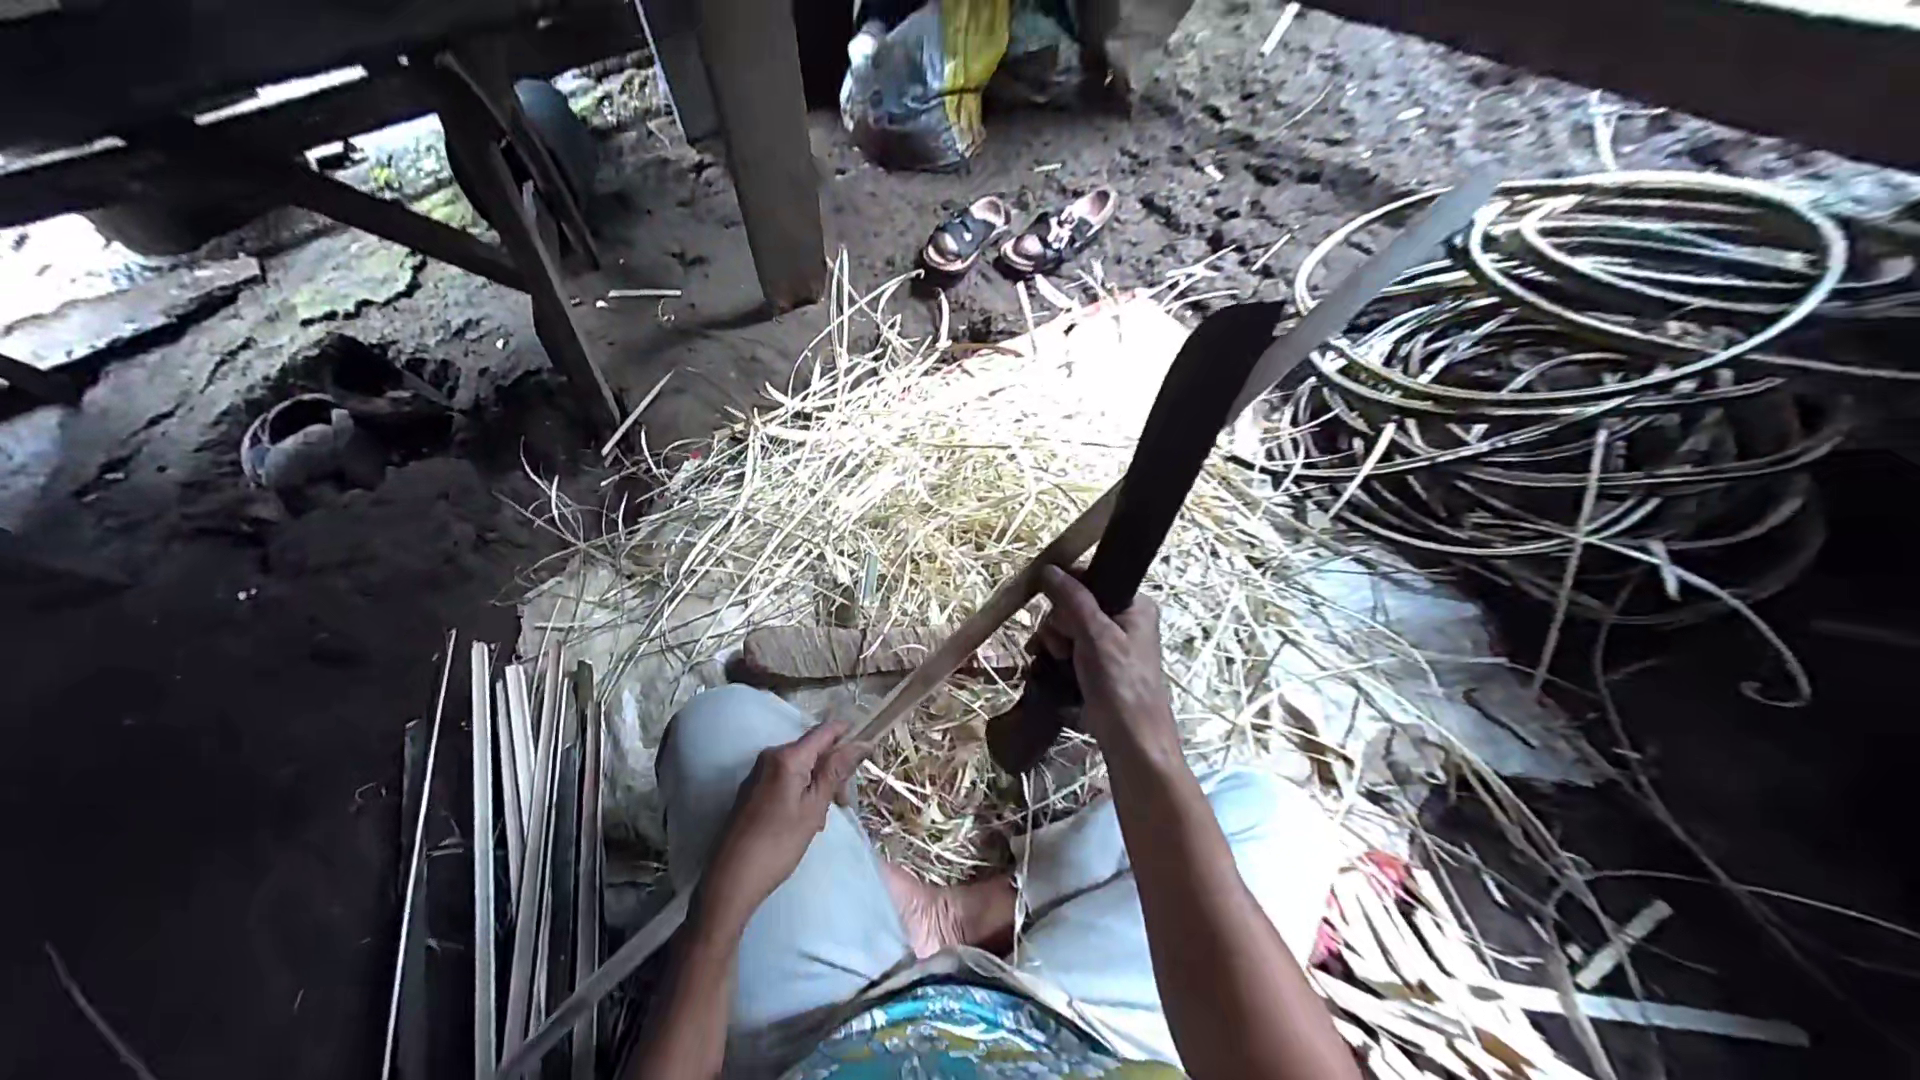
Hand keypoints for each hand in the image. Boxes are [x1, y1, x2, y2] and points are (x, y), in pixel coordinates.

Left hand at [696, 718, 864, 931]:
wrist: (730, 880)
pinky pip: (786, 778)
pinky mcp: (752, 790)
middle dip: (832, 769)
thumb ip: (835, 771)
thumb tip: (859, 743)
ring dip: (818, 784)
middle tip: (841, 802)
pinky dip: (801, 791)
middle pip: (813, 749)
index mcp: (787, 756)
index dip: (848, 736)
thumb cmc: (778, 844)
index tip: (867, 753)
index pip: (825, 731)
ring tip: (821, 818)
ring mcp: (758, 772)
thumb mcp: (814, 807)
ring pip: (800, 766)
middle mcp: (770, 756)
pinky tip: (804, 820)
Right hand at [1034, 564, 1181, 768]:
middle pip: (1072, 603)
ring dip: (1054, 642)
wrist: (1132, 742)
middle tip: (1064, 647)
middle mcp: (1123, 619)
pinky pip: (1067, 647)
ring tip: (1060, 662)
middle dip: (1058, 623)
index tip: (1054, 610)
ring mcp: (1109, 643)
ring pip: (1065, 626)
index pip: (1090, 578)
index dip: (1065, 590)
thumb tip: (1048, 568)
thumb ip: (1073, 600)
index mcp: (1134, 604)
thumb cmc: (1121, 686)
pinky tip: (1051, 667)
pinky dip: (1056, 656)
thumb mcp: (1096, 636)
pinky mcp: (1097, 665)